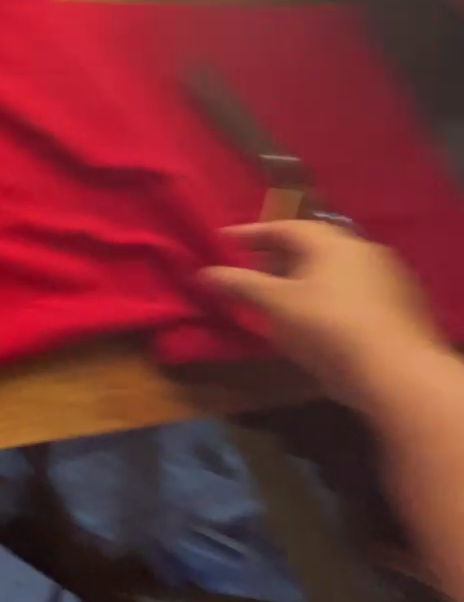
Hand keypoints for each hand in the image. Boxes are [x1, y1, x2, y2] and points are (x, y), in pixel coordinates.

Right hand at [202, 220, 445, 410]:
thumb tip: (204, 272)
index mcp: (334, 245)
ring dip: (298, 273)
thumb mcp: (270, 302)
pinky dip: (320, 290)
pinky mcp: (397, 307)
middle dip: (274, 253)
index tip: (220, 240)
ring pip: (331, 267)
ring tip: (270, 289)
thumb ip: (236, 283)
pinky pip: (348, 287)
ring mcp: (388, 281)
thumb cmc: (325, 326)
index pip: (285, 227)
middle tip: (245, 264)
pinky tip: (304, 309)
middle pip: (311, 245)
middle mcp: (365, 253)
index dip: (249, 232)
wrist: (397, 374)